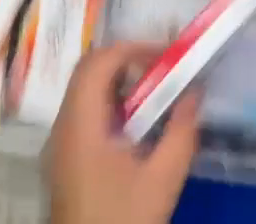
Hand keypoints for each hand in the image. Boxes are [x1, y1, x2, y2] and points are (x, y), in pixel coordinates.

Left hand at [45, 42, 200, 223]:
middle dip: (128, 61)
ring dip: (121, 84)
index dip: (132, 48)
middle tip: (163, 71)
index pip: (98, 62)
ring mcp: (60, 143)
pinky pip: (85, 114)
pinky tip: (138, 127)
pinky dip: (112, 106)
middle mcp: (63, 125)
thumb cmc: (123, 219)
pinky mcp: (65, 159)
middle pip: (89, 71)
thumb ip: (181, 131)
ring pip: (86, 92)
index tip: (166, 56)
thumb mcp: (163, 179)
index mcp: (81, 124)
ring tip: (156, 97)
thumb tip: (195, 92)